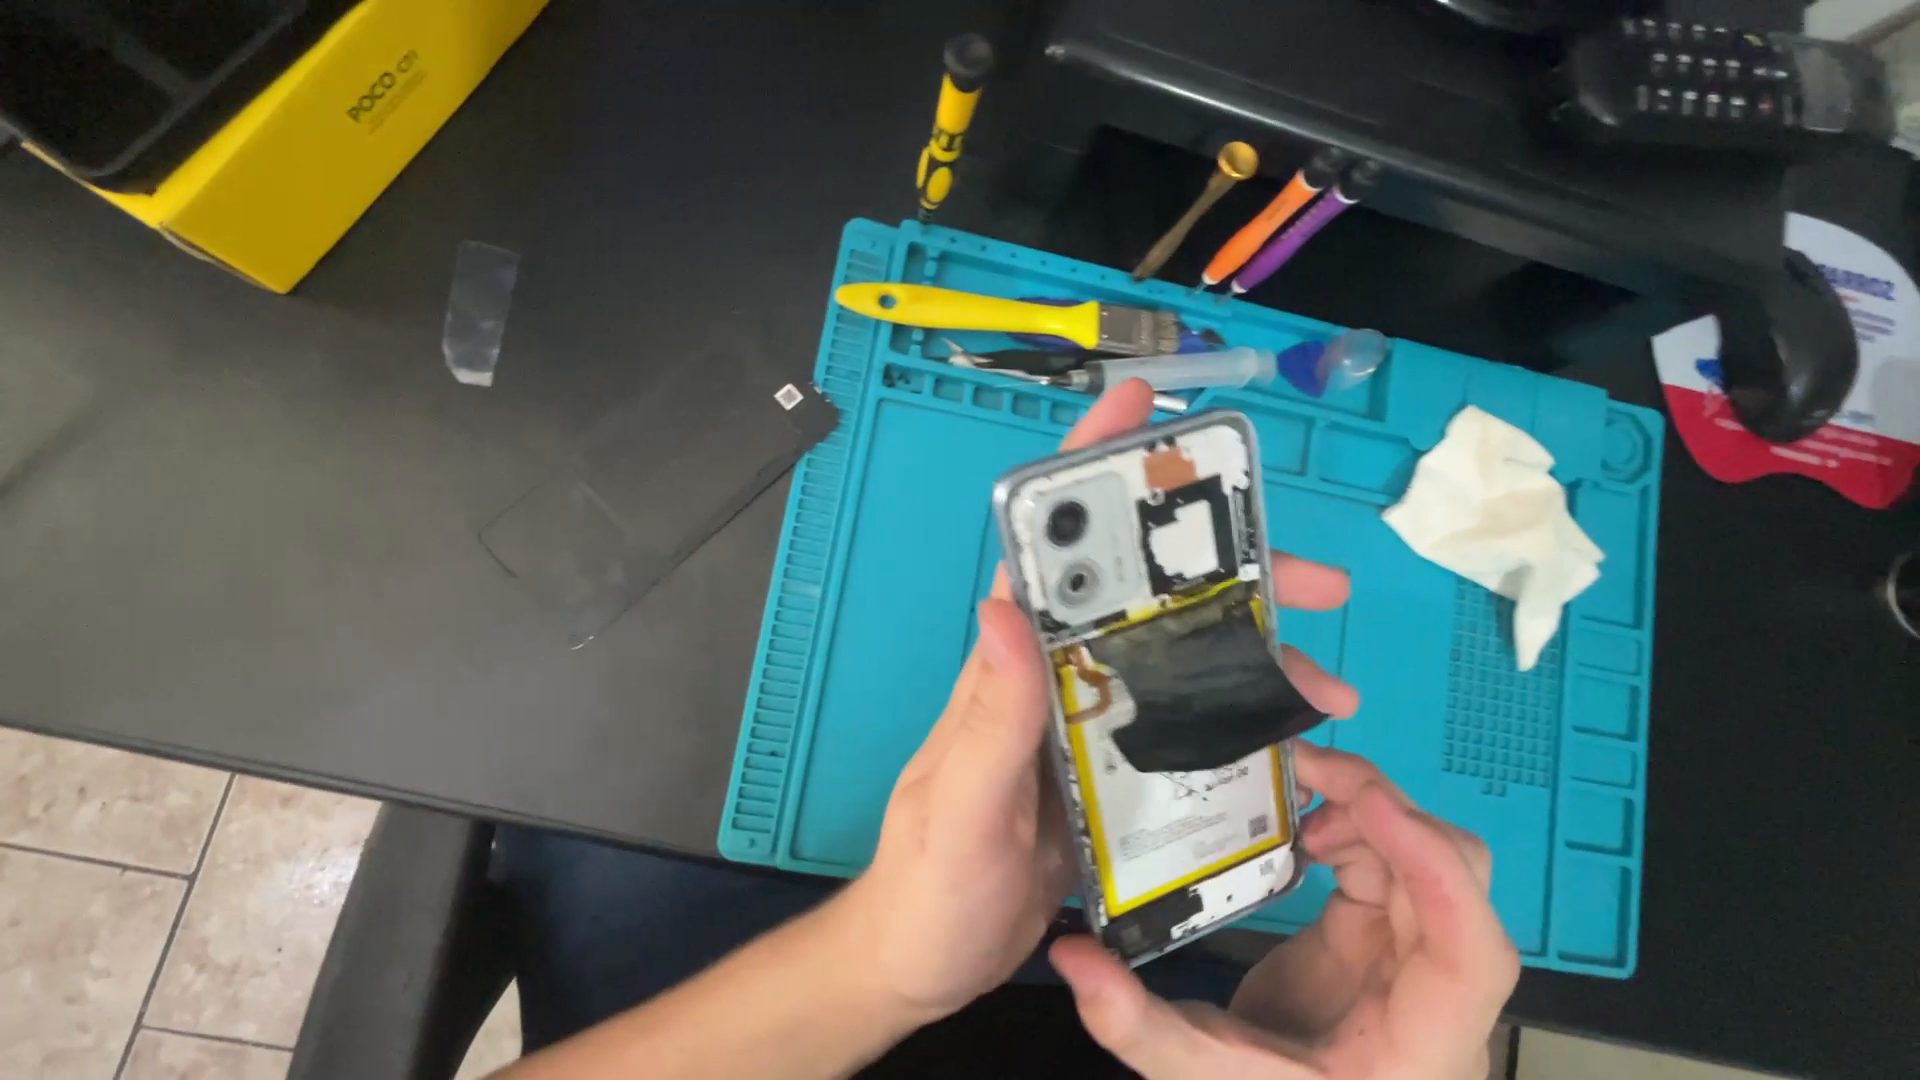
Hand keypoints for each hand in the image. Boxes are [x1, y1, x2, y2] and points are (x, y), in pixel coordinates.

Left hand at [842, 379, 1359, 1023]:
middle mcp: (1053, 677)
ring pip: (1175, 656)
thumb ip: (987, 712)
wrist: (931, 954)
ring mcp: (1087, 722)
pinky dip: (1238, 715)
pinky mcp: (1112, 770)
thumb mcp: (961, 802)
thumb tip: (1003, 602)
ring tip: (1321, 677)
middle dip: (1220, 569)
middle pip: (1138, 596)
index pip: (1047, 551)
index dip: (1087, 471)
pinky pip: (1182, 721)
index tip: (1141, 409)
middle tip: (1310, 576)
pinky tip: (1286, 731)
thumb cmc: (933, 879)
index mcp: (1010, 664)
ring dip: (1248, 650)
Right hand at [1050, 742, 1518, 1079]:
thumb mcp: (1201, 1075)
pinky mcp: (1381, 944)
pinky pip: (1386, 869)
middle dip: (1387, 813)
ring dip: (1367, 813)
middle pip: (1458, 885)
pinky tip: (1298, 833)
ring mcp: (1411, 963)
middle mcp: (1438, 996)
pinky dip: (1350, 832)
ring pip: (1426, 864)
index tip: (1367, 803)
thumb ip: (1136, 1025)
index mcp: (1424, 1043)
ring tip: (1294, 796)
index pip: (1470, 950)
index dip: (1432, 869)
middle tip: (1304, 774)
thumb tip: (1068, 954)